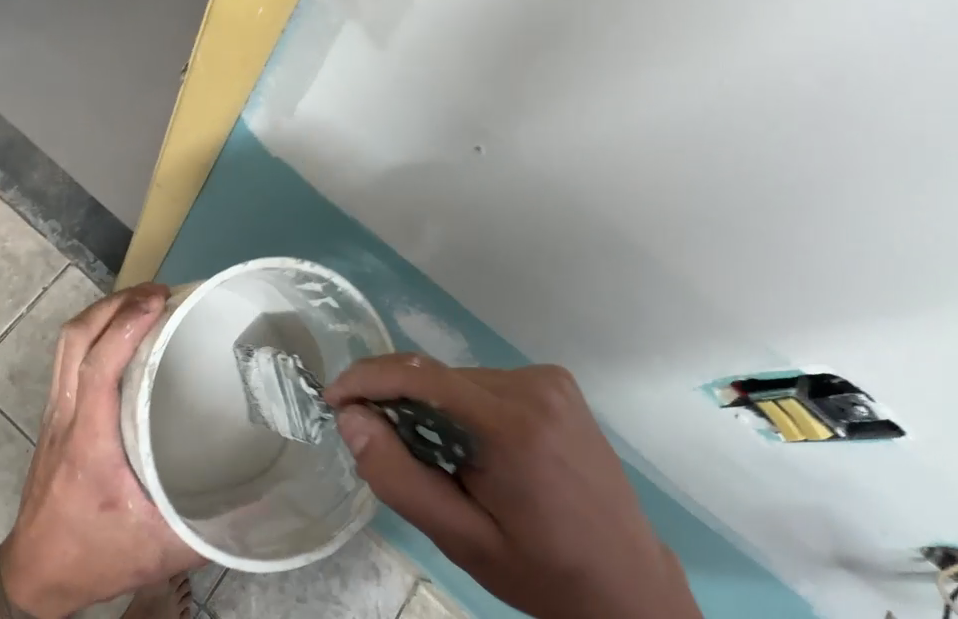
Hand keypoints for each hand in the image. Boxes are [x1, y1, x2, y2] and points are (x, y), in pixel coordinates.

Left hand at [0, 283, 201, 617]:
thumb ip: (214, 525)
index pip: (97, 365)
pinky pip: (69, 357)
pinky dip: (96, 333)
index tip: (160, 300)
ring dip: (102, 313)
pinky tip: (126, 338)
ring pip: (67, 344)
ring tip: (144, 303)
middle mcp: (66, 415)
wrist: (35, 574)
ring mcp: (55, 413)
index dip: (126, 325)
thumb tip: (267, 495)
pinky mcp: (55, 416)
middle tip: (159, 293)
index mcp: (88, 440)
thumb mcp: (162, 549)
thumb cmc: (96, 555)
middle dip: (114, 304)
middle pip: (75, 338)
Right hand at [325, 357, 700, 618]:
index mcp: (513, 425)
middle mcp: (534, 385)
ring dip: (432, 408)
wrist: (625, 582)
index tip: (332, 400)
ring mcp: (550, 381)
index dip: (367, 379)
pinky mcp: (556, 385)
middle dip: (399, 405)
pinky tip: (475, 451)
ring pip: (458, 380)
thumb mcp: (459, 538)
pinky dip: (463, 408)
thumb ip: (398, 477)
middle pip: (437, 378)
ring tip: (441, 463)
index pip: (421, 375)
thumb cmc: (540, 570)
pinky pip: (485, 385)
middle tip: (387, 453)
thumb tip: (351, 417)